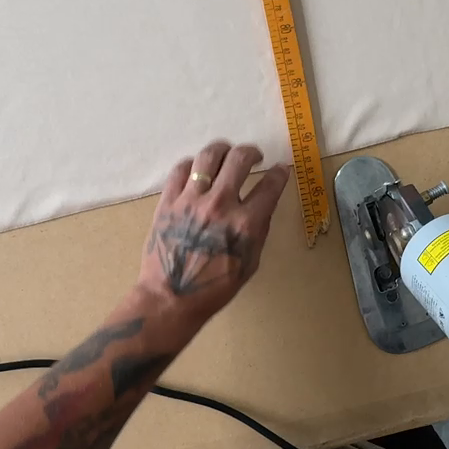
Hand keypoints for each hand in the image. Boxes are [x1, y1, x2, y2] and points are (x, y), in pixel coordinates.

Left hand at [137, 140, 289, 318]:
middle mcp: (220, 204)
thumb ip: (258, 230)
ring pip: (209, 156)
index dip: (280, 173)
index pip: (271, 185)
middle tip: (254, 157)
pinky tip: (197, 171)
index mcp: (246, 223)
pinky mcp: (168, 201)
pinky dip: (192, 165)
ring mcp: (191, 200)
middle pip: (240, 159)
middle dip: (252, 152)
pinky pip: (180, 169)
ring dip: (222, 150)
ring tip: (226, 154)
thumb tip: (263, 205)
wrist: (170, 298)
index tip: (280, 169)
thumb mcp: (250, 263)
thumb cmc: (215, 288)